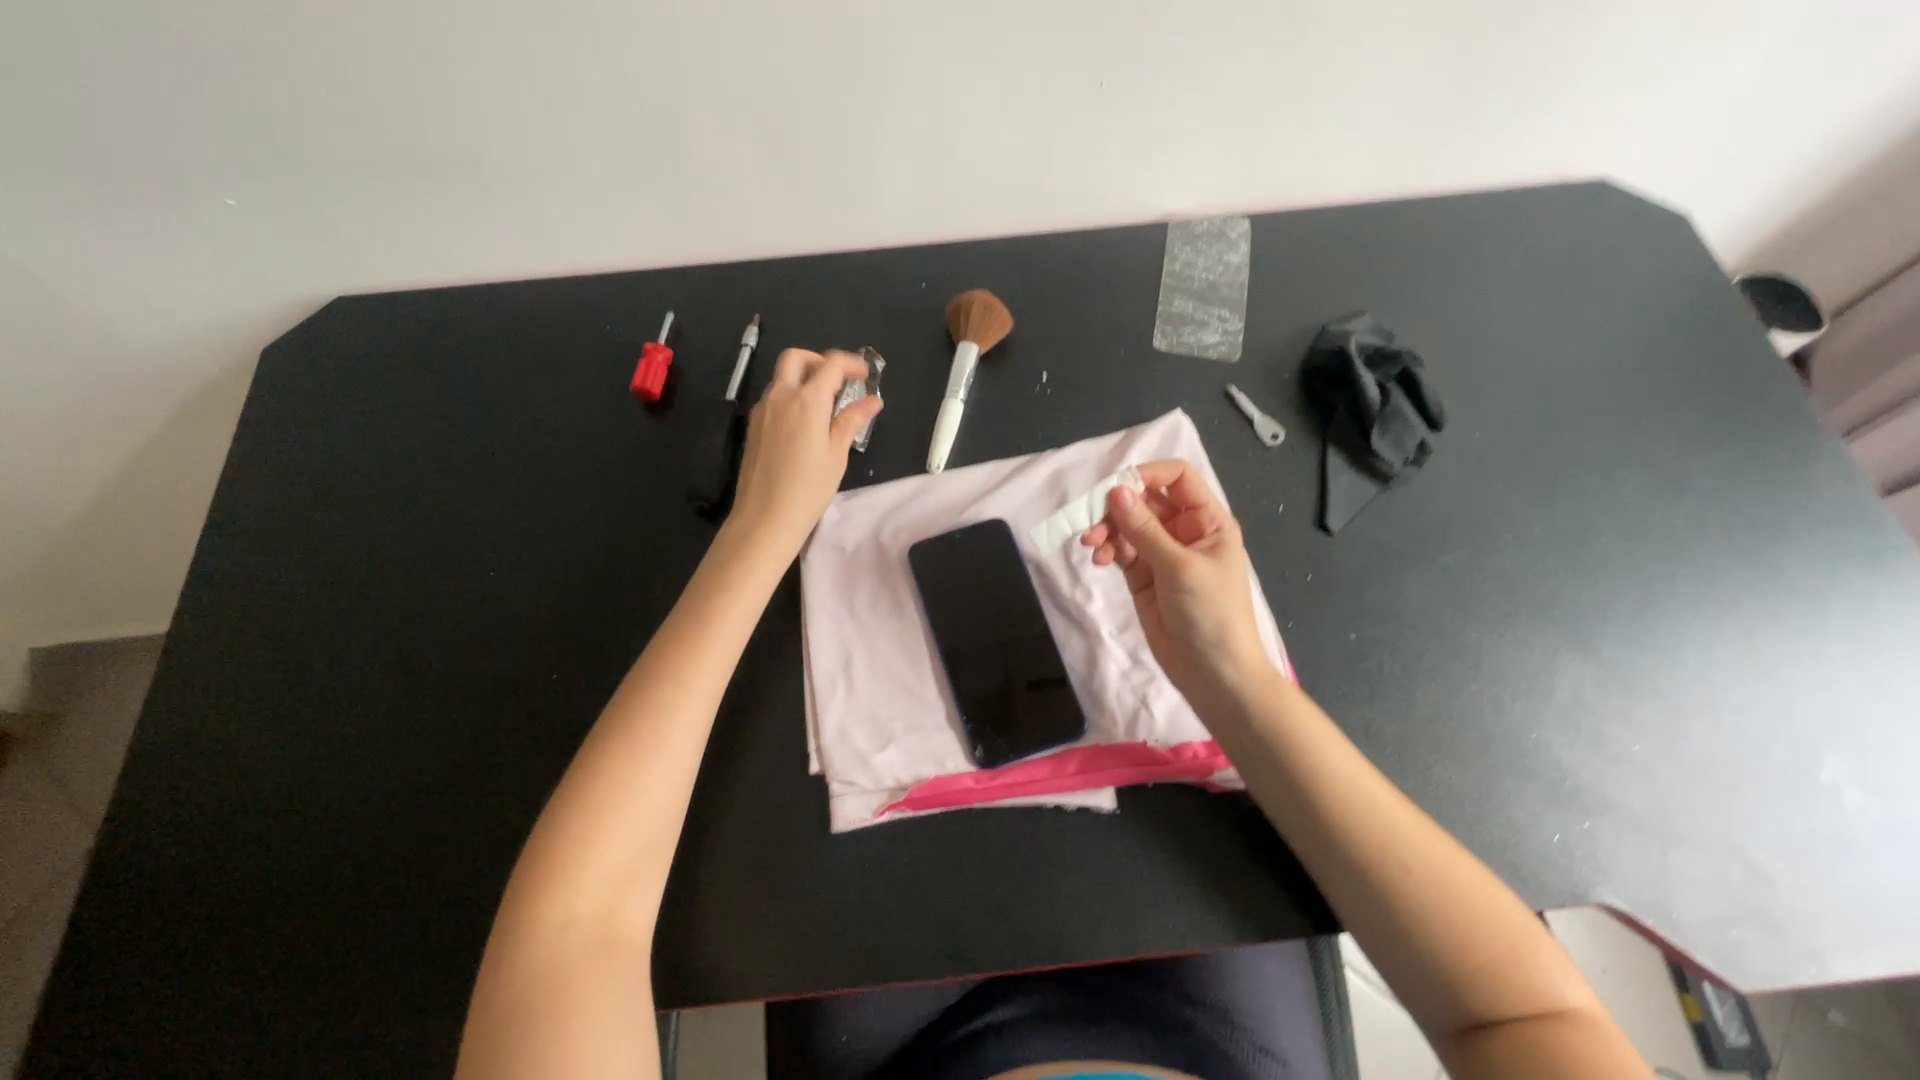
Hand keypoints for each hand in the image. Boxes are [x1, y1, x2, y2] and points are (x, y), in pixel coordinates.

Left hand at [727, 348, 881, 554]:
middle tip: (839, 381)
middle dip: (820, 360)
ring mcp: (762, 409)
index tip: (865, 375)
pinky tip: (804, 422)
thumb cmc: (809, 488)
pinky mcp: (753, 425)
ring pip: (782, 377)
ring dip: (804, 378)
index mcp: (807, 400)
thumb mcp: (837, 454)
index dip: (851, 363)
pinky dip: (791, 396)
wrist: (765, 517)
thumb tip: (872, 401)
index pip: (831, 364)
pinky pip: (773, 397)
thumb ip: (852, 420)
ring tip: (825, 404)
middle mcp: (781, 396)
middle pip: (796, 357)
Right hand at [1080, 459, 1268, 705]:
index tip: (1116, 488)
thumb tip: (1115, 491)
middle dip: (1118, 507)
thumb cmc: (1211, 614)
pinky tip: (1099, 559)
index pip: (1178, 478)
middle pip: (1146, 501)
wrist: (1213, 673)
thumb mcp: (1180, 567)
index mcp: (1208, 521)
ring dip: (1107, 529)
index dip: (1148, 475)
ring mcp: (1163, 555)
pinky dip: (1108, 550)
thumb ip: (1145, 529)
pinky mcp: (1144, 577)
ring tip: (1091, 546)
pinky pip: (1121, 551)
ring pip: (1128, 526)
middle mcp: (1186, 532)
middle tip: (1092, 521)